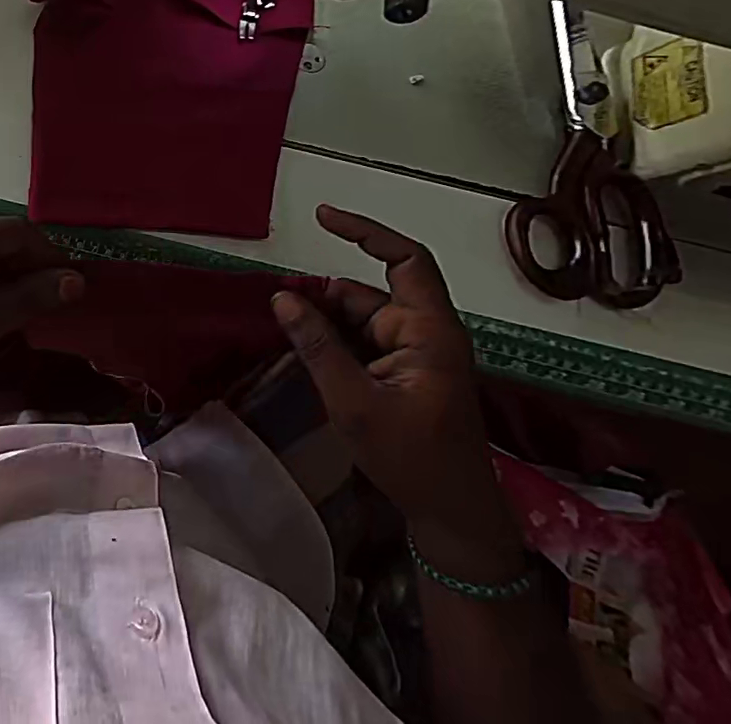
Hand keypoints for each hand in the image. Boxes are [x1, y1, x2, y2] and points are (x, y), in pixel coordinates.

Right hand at [272, 205, 522, 577]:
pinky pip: (361, 341)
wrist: (451, 513)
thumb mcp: (352, 400)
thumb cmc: (410, 458)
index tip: (322, 216)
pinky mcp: (403, 371)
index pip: (405, 260)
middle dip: (323, 299)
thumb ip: (316, 345)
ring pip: (359, 319)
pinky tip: (306, 356)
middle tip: (279, 311)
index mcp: (428, 331)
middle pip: (367, 294)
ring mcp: (414, 353)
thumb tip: (282, 297)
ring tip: (288, 340)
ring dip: (324, 325)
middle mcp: (424, 332)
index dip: (365, 232)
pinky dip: (333, 343)